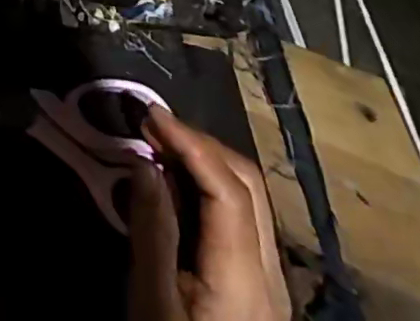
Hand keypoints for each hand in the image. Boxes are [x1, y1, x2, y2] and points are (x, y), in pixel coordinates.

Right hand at [129, 107, 291, 320]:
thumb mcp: (153, 303)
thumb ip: (152, 229)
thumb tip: (146, 163)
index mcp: (244, 276)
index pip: (228, 187)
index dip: (190, 142)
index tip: (151, 116)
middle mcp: (270, 272)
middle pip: (249, 185)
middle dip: (201, 143)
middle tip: (154, 127)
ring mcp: (272, 282)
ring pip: (252, 199)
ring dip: (208, 161)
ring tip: (163, 146)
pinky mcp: (262, 290)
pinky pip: (245, 219)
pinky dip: (213, 187)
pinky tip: (182, 185)